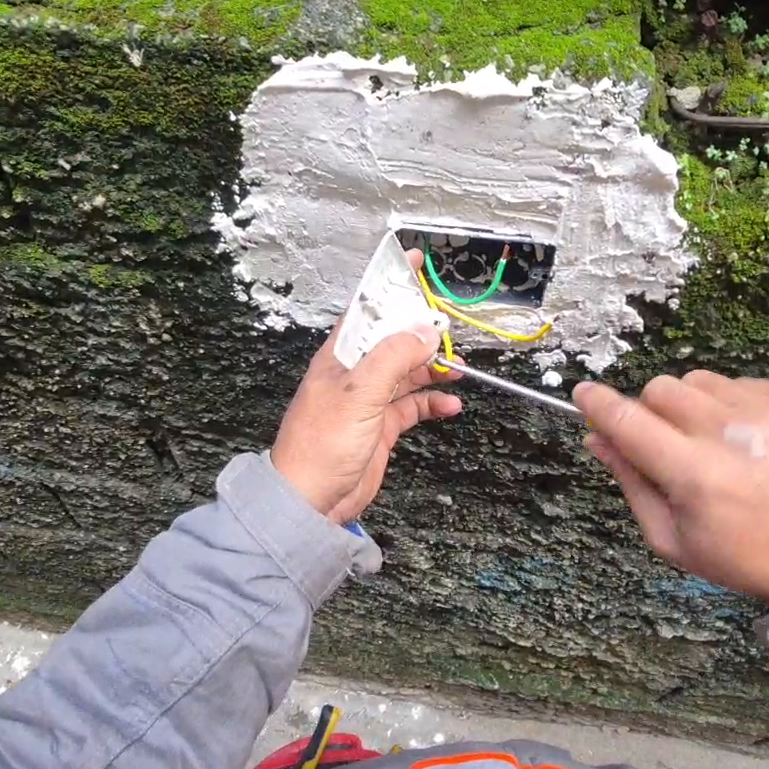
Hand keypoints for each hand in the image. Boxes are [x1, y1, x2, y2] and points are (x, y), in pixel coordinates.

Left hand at [272, 309, 461, 525]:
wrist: (311, 499)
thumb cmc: (318, 446)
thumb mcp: (358, 393)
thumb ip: (393, 358)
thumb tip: (423, 331)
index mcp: (340, 356)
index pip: (367, 310)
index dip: (391, 289)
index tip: (416, 269)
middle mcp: (354, 374)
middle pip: (393, 342)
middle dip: (422, 335)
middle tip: (449, 333)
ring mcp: (368, 401)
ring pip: (407, 373)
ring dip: (432, 368)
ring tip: (457, 368)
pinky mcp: (380, 427)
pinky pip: (412, 406)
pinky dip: (433, 402)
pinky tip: (449, 403)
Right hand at [573, 372, 768, 603]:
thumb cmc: (743, 556)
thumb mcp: (672, 538)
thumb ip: (629, 482)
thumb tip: (596, 437)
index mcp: (697, 476)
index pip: (629, 421)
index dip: (598, 404)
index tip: (583, 394)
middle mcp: (731, 434)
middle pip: (659, 389)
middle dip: (650, 412)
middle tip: (666, 444)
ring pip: (696, 380)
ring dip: (690, 405)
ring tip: (712, 442)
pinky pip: (737, 382)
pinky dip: (729, 404)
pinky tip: (747, 439)